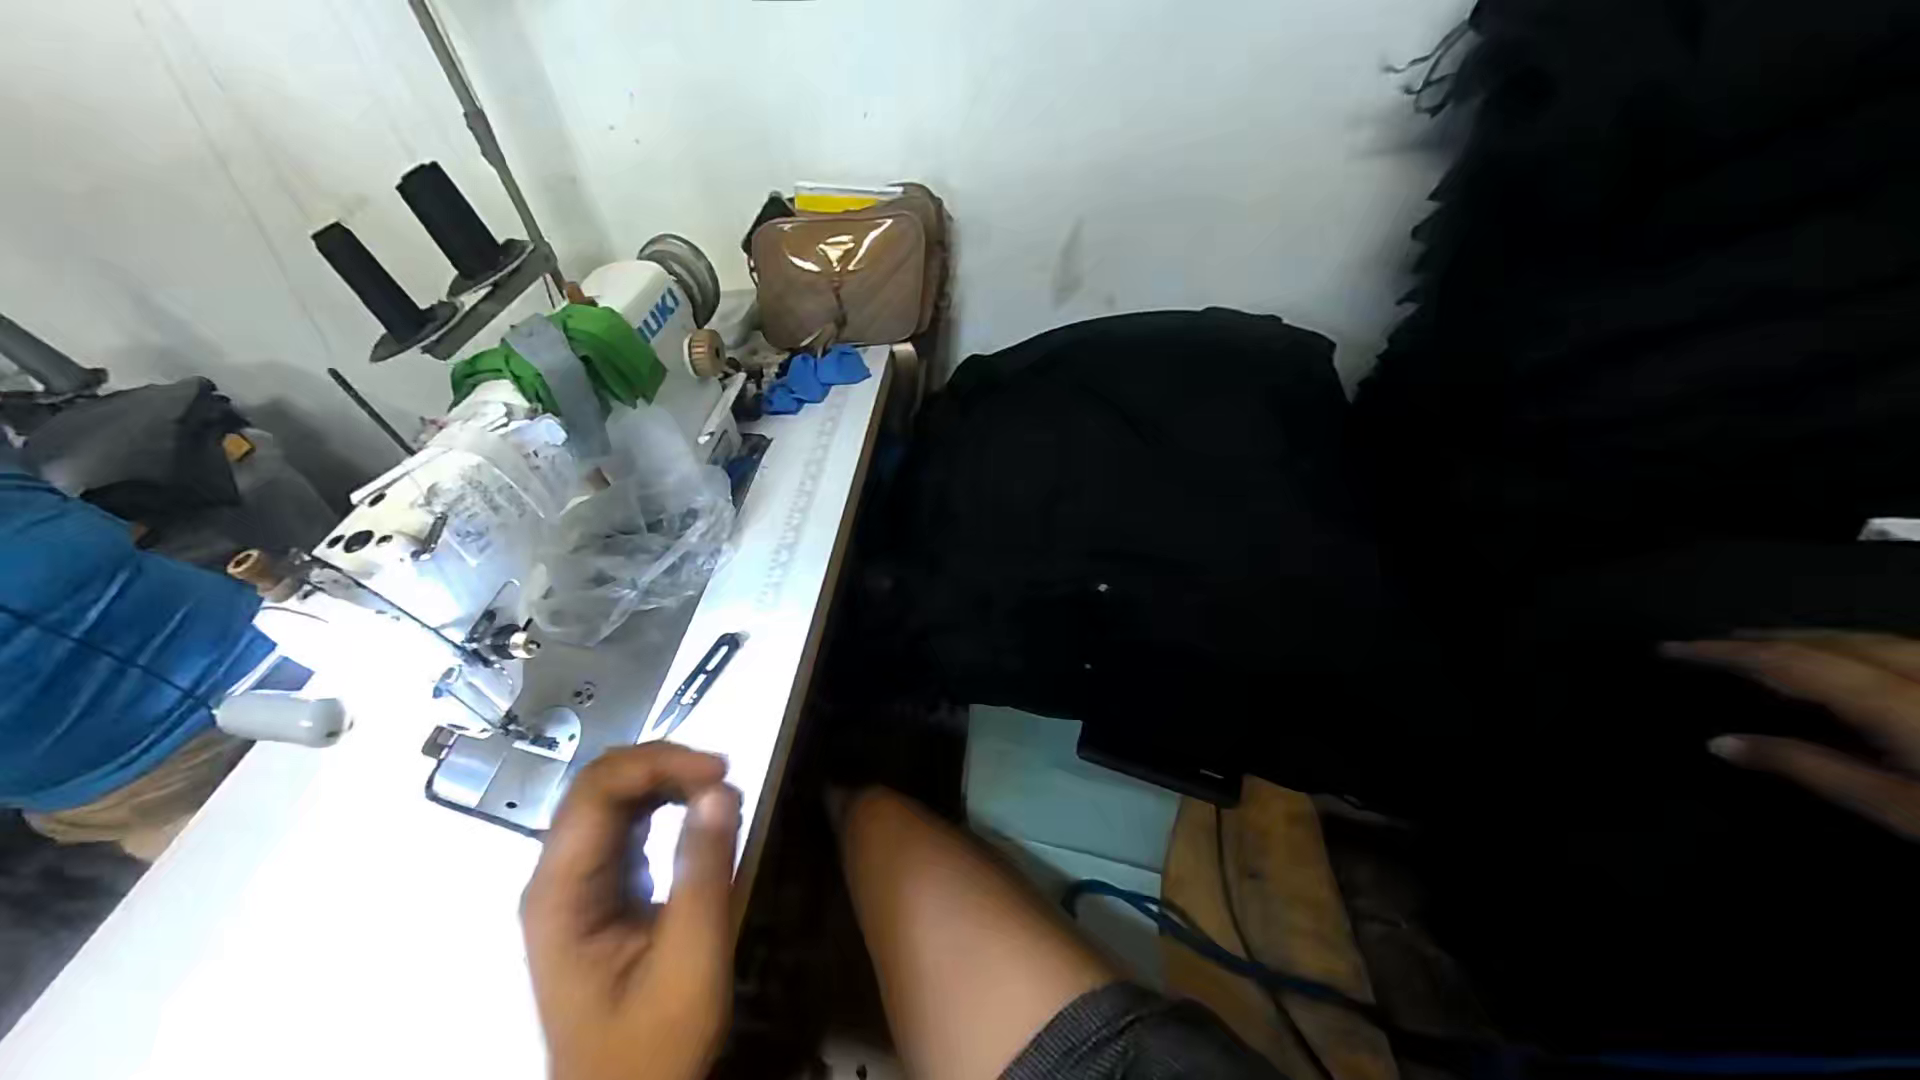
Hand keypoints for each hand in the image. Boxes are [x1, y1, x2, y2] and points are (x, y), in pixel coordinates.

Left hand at [522, 744, 743, 1079]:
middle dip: (663, 765)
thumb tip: (721, 789)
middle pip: (598, 785)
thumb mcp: (690, 961)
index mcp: (560, 893)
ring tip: (718, 787)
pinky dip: (665, 803)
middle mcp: (556, 877)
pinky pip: (626, 823)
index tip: (721, 771)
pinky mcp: (600, 888)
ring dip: (666, 779)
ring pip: (612, 797)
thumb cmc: (653, 1046)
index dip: (659, 763)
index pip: (596, 791)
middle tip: (723, 775)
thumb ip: (703, 871)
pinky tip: (698, 810)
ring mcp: (575, 882)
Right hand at [1664, 632, 1919, 840]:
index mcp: (1905, 707)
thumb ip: (1812, 770)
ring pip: (1881, 639)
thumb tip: (1721, 743)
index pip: (1795, 663)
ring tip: (1766, 644)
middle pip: (1840, 641)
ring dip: (1813, 638)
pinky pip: (1911, 653)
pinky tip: (1849, 658)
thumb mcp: (1904, 813)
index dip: (1727, 652)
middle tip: (1710, 642)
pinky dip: (1860, 648)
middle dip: (1768, 638)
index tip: (1672, 649)